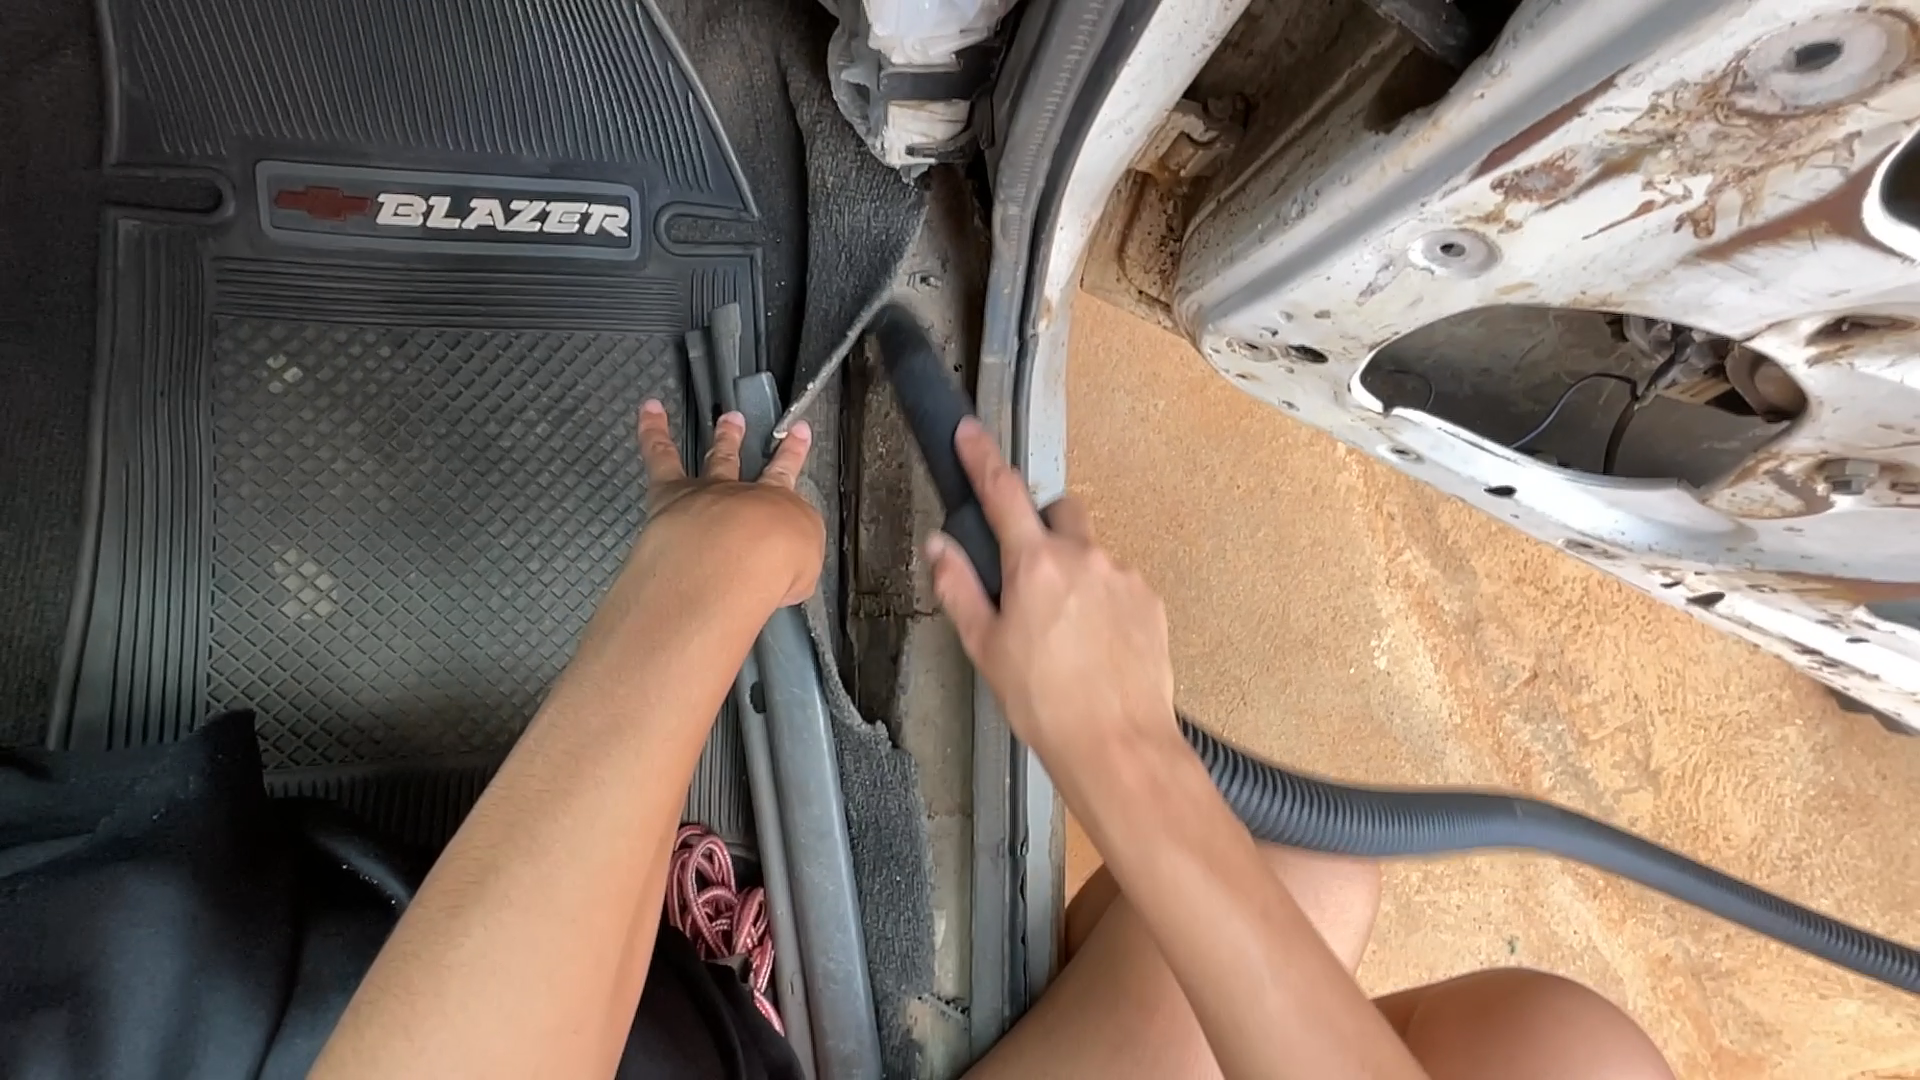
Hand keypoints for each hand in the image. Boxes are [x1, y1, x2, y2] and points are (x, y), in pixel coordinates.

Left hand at [634, 399, 823, 605]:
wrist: (734, 559)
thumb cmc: (774, 570)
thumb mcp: (800, 577)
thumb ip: (793, 569)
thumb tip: (785, 574)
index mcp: (782, 512)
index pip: (792, 483)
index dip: (796, 455)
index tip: (800, 433)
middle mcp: (748, 495)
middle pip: (757, 466)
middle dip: (762, 449)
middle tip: (752, 427)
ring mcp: (710, 490)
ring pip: (718, 458)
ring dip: (724, 438)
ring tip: (728, 420)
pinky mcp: (671, 493)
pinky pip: (661, 456)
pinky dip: (653, 431)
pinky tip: (650, 411)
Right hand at [926, 417, 1177, 767]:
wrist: (1116, 743)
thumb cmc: (1044, 702)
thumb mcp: (985, 647)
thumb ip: (959, 587)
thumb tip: (939, 547)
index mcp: (1035, 565)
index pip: (1003, 492)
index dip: (982, 457)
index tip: (970, 431)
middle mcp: (1084, 557)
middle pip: (1059, 511)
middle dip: (1042, 527)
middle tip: (1029, 575)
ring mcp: (1122, 576)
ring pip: (1091, 550)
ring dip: (1074, 570)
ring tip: (1065, 629)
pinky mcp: (1150, 600)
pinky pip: (1119, 580)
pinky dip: (1103, 596)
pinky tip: (1095, 641)